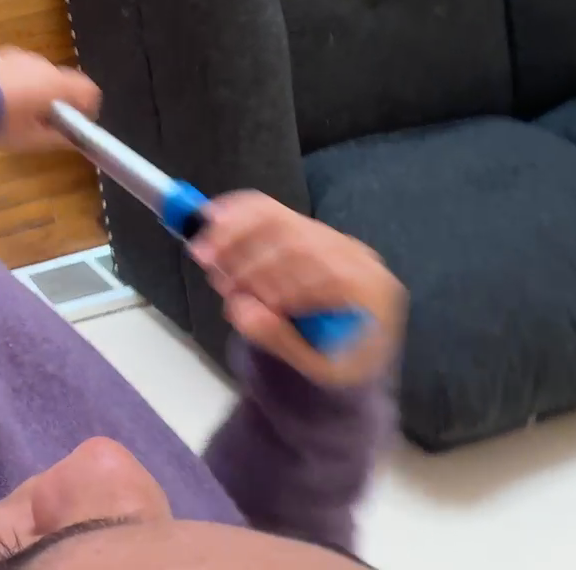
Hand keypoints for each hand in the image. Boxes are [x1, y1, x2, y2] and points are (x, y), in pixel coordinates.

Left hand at [0, 48, 101, 151]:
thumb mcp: (32, 140)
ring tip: (18, 111)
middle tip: (44, 122)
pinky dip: (17, 81)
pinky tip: (1, 98)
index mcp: (56, 84)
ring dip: (35, 88)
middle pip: (60, 80)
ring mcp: (18, 56)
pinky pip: (17, 69)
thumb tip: (73, 139)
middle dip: (57, 99)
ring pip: (37, 73)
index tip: (78, 121)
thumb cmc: (1, 122)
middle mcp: (41, 64)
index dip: (86, 106)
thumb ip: (59, 138)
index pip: (87, 89)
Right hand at [189, 191, 405, 386]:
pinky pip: (266, 209)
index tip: (239, 299)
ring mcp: (327, 235)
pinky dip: (234, 213)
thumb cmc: (339, 359)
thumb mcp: (317, 366)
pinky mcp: (303, 226)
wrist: (350, 345)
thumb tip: (242, 309)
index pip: (325, 272)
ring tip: (205, 258)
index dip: (278, 282)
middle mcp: (353, 253)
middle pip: (295, 240)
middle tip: (216, 282)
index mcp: (371, 288)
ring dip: (232, 235)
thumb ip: (282, 340)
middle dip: (248, 260)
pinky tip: (209, 219)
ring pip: (275, 218)